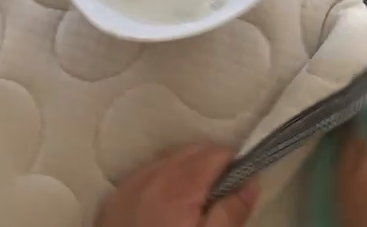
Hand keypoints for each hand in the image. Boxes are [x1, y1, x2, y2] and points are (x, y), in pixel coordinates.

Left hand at [97, 144, 260, 226]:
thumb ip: (231, 213)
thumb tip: (252, 180)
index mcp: (179, 185)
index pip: (216, 152)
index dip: (234, 165)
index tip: (241, 184)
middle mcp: (152, 174)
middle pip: (191, 152)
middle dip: (211, 166)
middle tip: (220, 199)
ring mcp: (129, 184)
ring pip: (168, 160)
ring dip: (186, 172)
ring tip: (194, 206)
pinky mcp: (113, 199)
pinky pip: (145, 175)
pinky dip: (161, 181)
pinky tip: (165, 209)